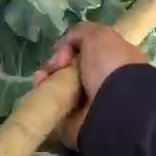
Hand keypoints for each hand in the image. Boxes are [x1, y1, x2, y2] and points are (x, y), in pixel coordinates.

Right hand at [32, 22, 148, 146]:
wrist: (115, 107)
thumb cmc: (111, 66)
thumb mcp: (100, 36)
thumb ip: (81, 34)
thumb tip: (64, 48)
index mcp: (115, 62)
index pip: (88, 53)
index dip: (71, 48)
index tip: (62, 49)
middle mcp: (102, 83)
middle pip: (71, 70)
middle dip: (56, 64)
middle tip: (53, 66)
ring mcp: (88, 104)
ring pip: (59, 87)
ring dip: (46, 78)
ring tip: (41, 77)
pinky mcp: (73, 122)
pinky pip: (53, 106)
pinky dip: (43, 95)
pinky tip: (40, 87)